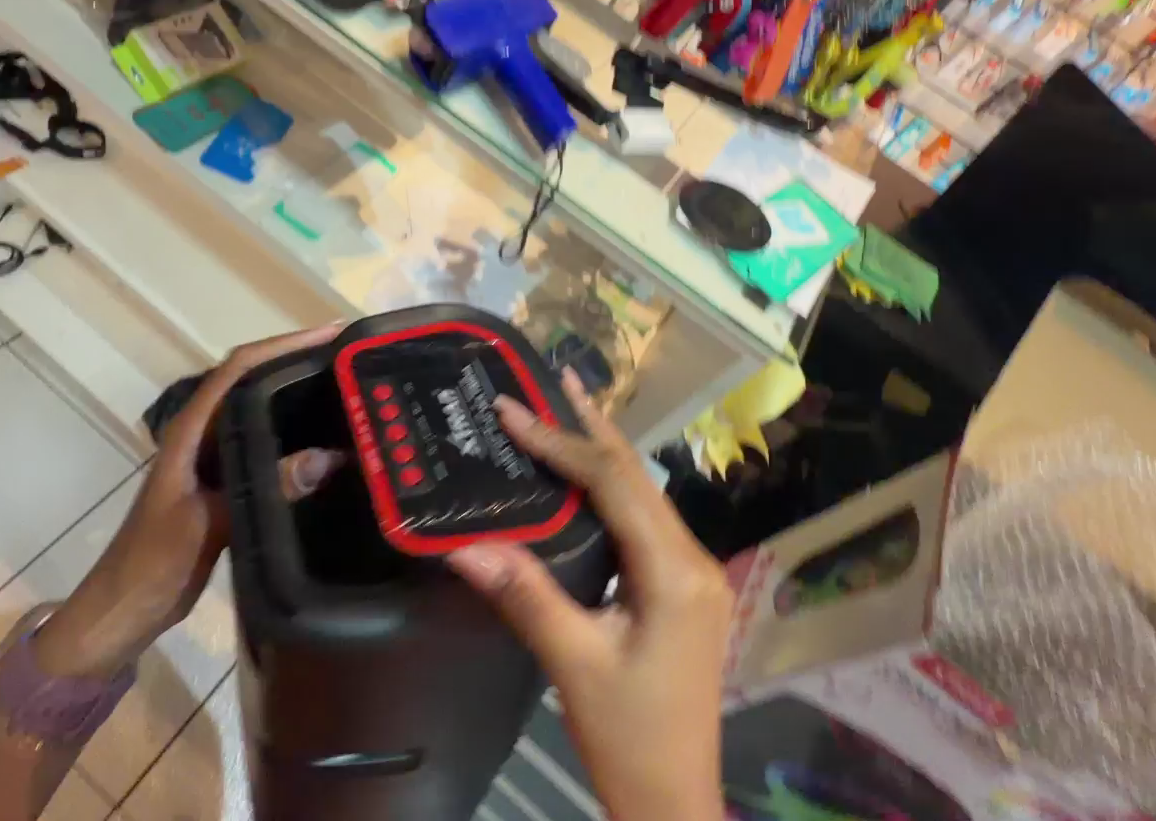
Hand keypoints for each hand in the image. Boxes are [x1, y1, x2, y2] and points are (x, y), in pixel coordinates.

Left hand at [29, 323, 344, 678]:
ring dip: (298, 393)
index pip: (239, 369)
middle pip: (253, 380)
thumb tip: (326, 457)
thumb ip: (261, 488)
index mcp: (191, 431)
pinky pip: (268, 447)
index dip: (282, 344)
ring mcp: (216, 459)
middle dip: (297, 360)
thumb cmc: (153, 561)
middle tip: (351, 358)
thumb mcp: (206, 523)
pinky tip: (327, 444)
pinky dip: (296, 434)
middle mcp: (205, 434)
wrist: (126, 609)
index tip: (330, 333)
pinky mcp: (228, 485)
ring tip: (347, 388)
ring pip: (262, 412)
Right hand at [446, 372, 731, 820]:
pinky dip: (612, 488)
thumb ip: (525, 596)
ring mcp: (693, 575)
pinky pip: (645, 521)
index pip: (614, 484)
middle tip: (554, 378)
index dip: (560, 442)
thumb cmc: (628, 736)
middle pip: (638, 477)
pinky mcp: (682, 590)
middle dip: (592, 426)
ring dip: (604, 451)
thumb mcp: (574, 664)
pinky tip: (589, 477)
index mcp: (673, 573)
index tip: (511, 410)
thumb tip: (463, 545)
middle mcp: (693, 561)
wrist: (675, 800)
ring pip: (645, 495)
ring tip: (568, 408)